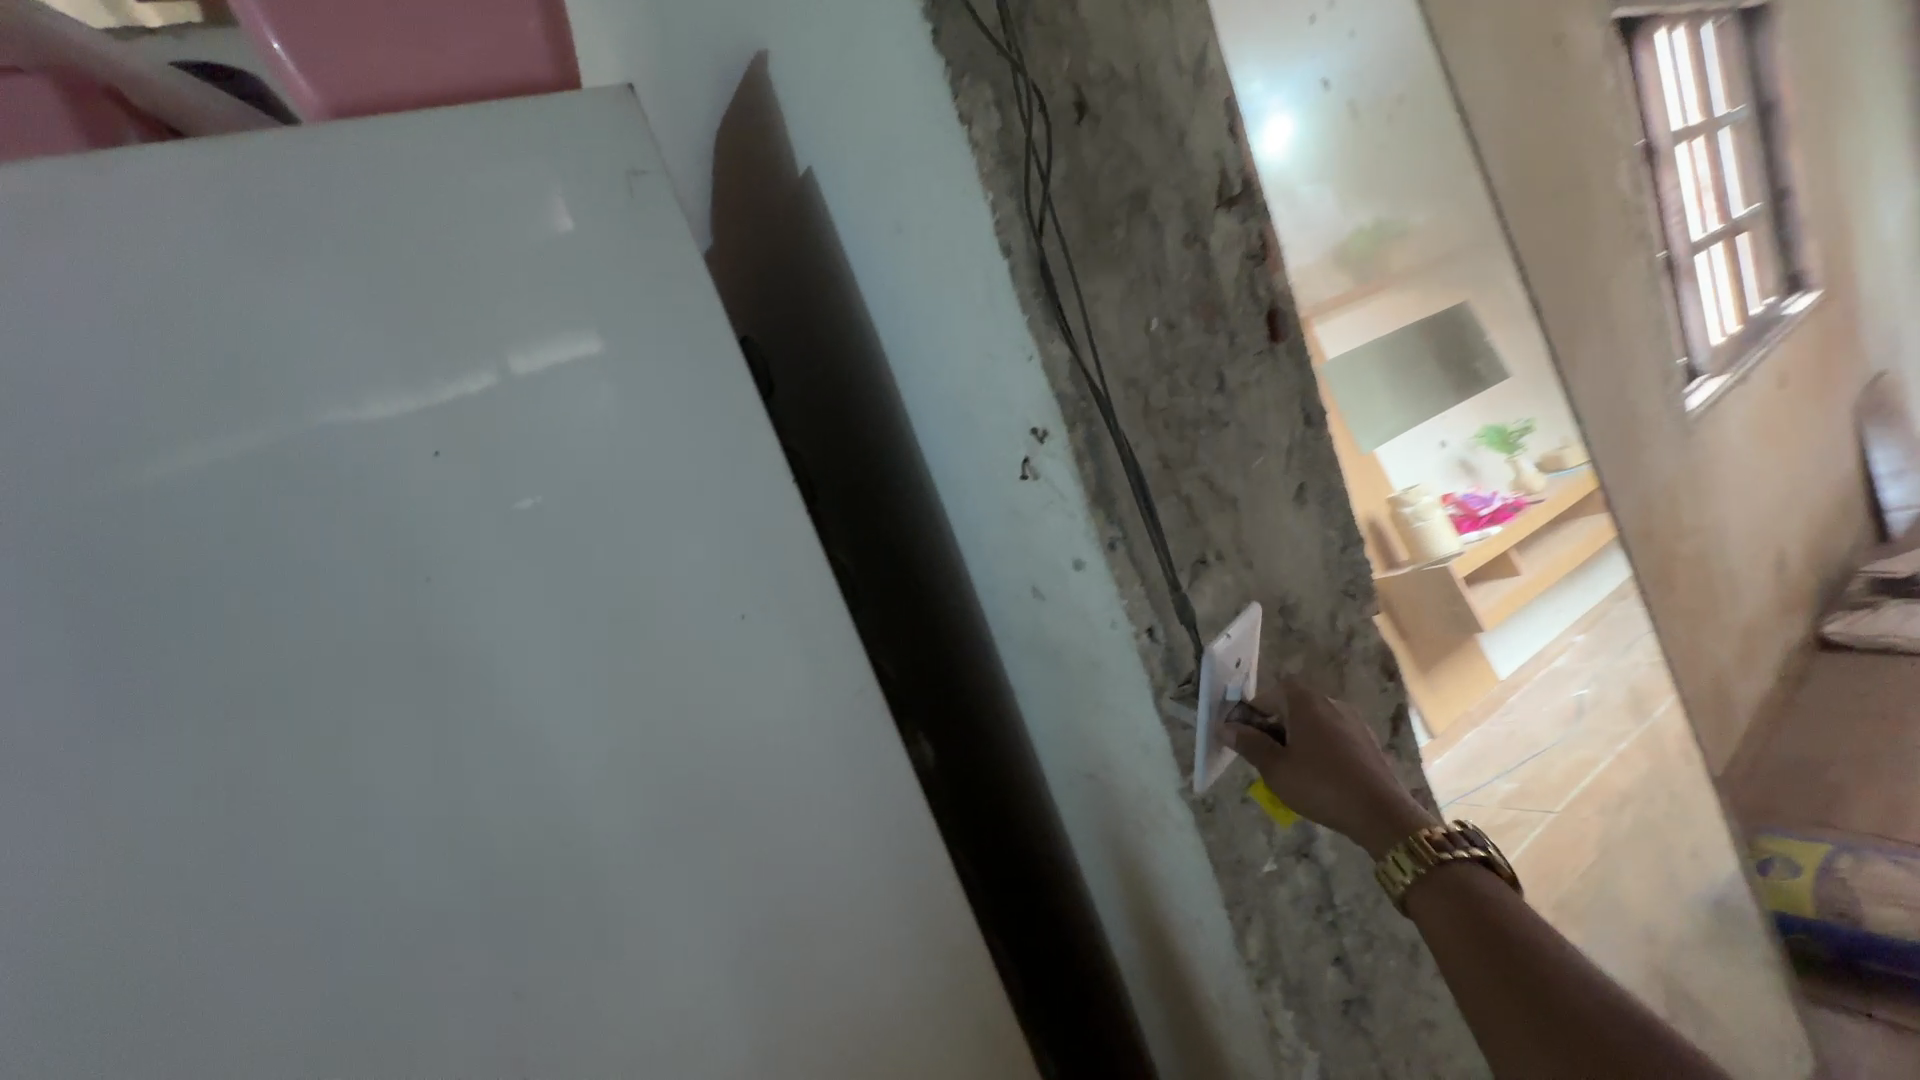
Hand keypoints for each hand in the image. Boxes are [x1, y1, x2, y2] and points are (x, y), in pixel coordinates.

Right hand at [1222, 680, 1435, 857]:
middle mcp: (1330, 702)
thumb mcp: (1274, 767)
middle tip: (1264, 757)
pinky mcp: (1366, 740)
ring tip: (1290, 769)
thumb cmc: (1320, 785)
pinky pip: (1332, 735)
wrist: (1381, 813)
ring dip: (1296, 738)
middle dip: (1274, 726)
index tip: (1245, 739)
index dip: (1253, 713)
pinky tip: (1318, 776)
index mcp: (1305, 702)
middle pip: (1292, 705)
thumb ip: (1248, 743)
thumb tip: (1224, 727)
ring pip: (1312, 721)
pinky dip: (1318, 747)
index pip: (1269, 694)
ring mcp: (1352, 720)